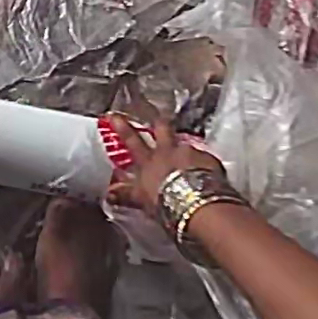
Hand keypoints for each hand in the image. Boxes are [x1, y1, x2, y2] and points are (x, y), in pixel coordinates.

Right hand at [101, 106, 226, 215]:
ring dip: (184, 150)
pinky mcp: (209, 160)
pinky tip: (207, 174)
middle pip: (162, 129)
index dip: (123, 128)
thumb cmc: (164, 202)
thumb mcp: (142, 200)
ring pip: (185, 145)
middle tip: (158, 118)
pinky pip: (205, 159)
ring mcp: (190, 153)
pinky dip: (204, 164)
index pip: (132, 141)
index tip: (115, 115)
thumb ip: (125, 195)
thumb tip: (108, 194)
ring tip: (188, 160)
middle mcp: (169, 151)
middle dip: (158, 122)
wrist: (196, 203)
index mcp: (149, 160)